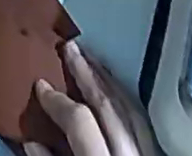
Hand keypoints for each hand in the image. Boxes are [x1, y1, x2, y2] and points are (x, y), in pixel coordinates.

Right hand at [26, 43, 151, 155]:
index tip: (41, 85)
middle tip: (69, 47)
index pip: (79, 121)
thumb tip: (32, 142)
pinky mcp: (159, 155)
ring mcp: (148, 154)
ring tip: (90, 59)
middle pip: (108, 106)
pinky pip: (143, 121)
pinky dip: (126, 100)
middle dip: (86, 73)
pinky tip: (115, 90)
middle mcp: (129, 154)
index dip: (57, 102)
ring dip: (107, 80)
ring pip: (130, 108)